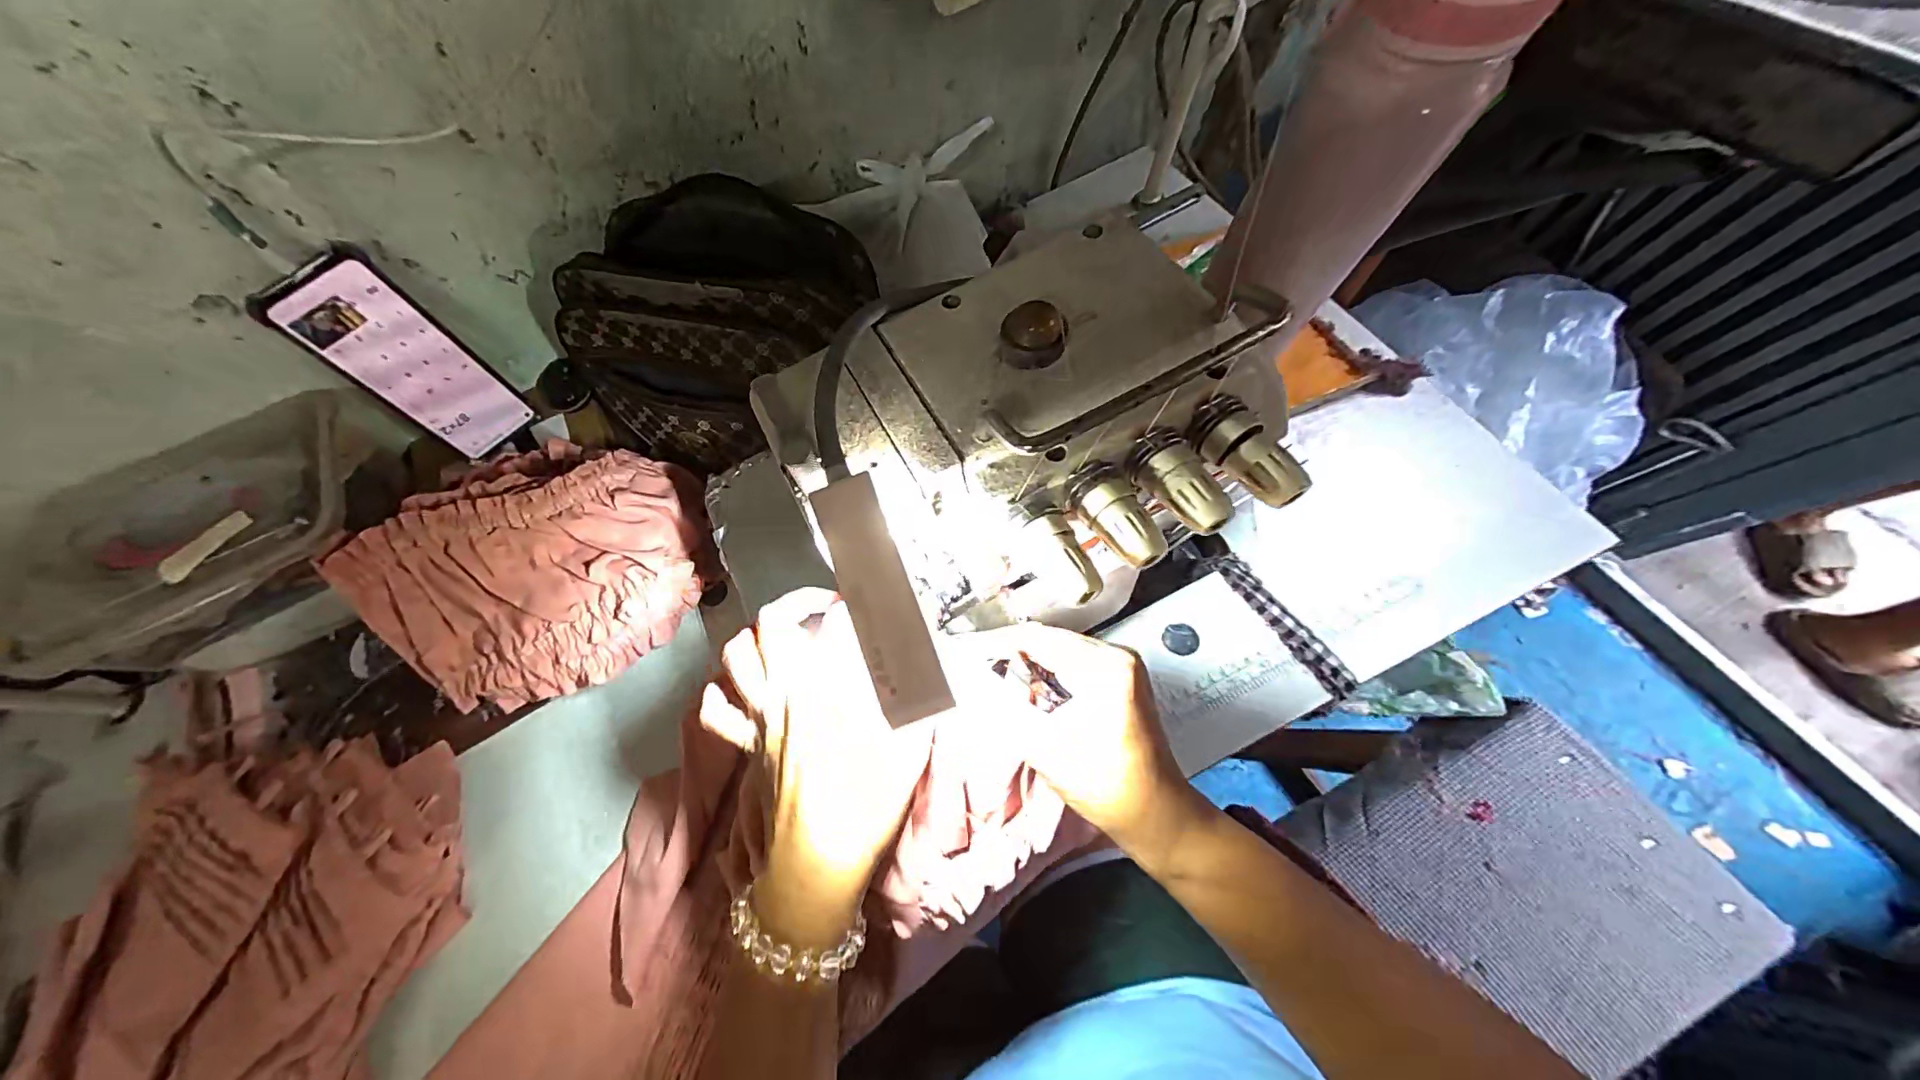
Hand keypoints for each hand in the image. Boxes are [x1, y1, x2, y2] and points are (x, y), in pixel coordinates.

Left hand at [711, 588, 932, 946]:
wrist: (813, 871)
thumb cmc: (864, 809)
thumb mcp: (907, 748)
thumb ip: (919, 698)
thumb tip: (930, 664)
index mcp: (825, 688)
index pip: (837, 623)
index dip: (859, 605)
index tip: (876, 604)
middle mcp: (784, 692)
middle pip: (773, 623)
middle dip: (800, 602)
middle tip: (826, 607)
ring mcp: (758, 719)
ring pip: (737, 655)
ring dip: (758, 636)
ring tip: (783, 637)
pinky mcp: (745, 749)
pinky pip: (715, 710)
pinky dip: (722, 691)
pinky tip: (741, 690)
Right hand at [958, 622, 1204, 859]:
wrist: (1158, 814)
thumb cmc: (1111, 791)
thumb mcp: (1050, 752)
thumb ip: (1009, 710)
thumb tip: (974, 680)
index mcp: (1107, 669)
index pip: (1039, 640)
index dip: (996, 643)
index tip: (963, 649)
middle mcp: (1118, 655)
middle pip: (1049, 639)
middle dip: (1008, 650)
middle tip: (969, 661)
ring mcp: (1122, 664)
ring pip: (1058, 648)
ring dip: (1024, 659)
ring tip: (987, 671)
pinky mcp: (1120, 676)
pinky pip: (1072, 661)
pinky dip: (1044, 670)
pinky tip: (1022, 685)